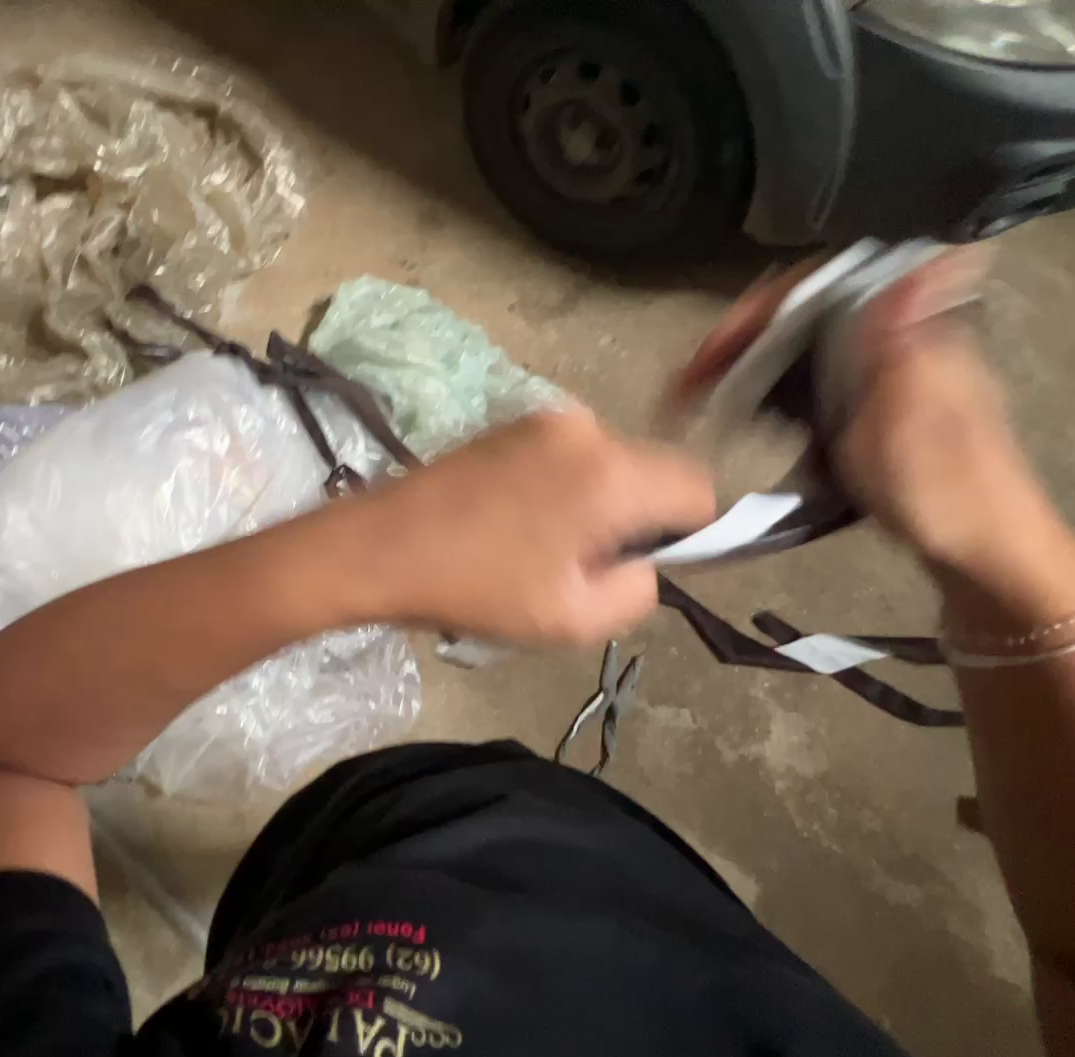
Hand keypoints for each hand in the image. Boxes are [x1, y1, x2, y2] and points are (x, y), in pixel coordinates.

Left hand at [350, 408, 713, 645]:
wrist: (376, 547)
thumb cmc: (474, 587)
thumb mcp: (571, 619)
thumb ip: (637, 593)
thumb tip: (646, 565)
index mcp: (611, 472)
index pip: (698, 488)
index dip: (691, 533)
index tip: (649, 566)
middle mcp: (585, 428)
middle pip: (650, 473)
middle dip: (637, 520)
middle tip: (583, 567)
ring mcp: (541, 419)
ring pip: (607, 466)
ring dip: (596, 506)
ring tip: (538, 548)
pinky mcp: (507, 425)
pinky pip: (566, 457)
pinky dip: (563, 489)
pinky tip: (514, 524)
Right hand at [675, 248, 1058, 576]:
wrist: (981, 553)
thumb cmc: (940, 489)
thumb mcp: (913, 412)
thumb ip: (903, 339)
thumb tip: (935, 251)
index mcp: (912, 334)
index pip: (826, 288)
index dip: (763, 308)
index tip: (715, 347)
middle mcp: (897, 342)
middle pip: (805, 315)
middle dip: (742, 340)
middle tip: (690, 378)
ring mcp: (883, 375)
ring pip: (802, 349)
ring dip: (748, 366)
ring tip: (701, 395)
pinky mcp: (871, 408)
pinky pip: (810, 383)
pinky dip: (771, 393)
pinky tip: (746, 417)